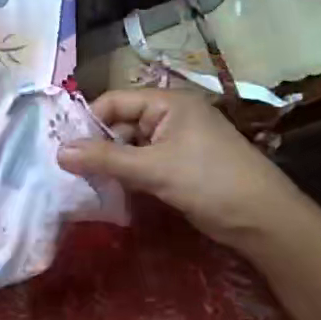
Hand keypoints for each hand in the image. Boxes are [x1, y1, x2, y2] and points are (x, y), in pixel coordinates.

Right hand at [58, 89, 302, 252]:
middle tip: (69, 170)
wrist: (260, 218)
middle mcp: (171, 117)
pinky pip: (144, 165)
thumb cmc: (208, 181)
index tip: (62, 147)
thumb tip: (59, 152)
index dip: (88, 121)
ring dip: (110, 165)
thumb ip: (105, 159)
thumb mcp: (152, 168)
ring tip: (83, 184)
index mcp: (168, 103)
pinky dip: (127, 176)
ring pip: (131, 148)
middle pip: (121, 124)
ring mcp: (176, 143)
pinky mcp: (179, 168)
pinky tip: (108, 192)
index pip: (115, 102)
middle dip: (97, 146)